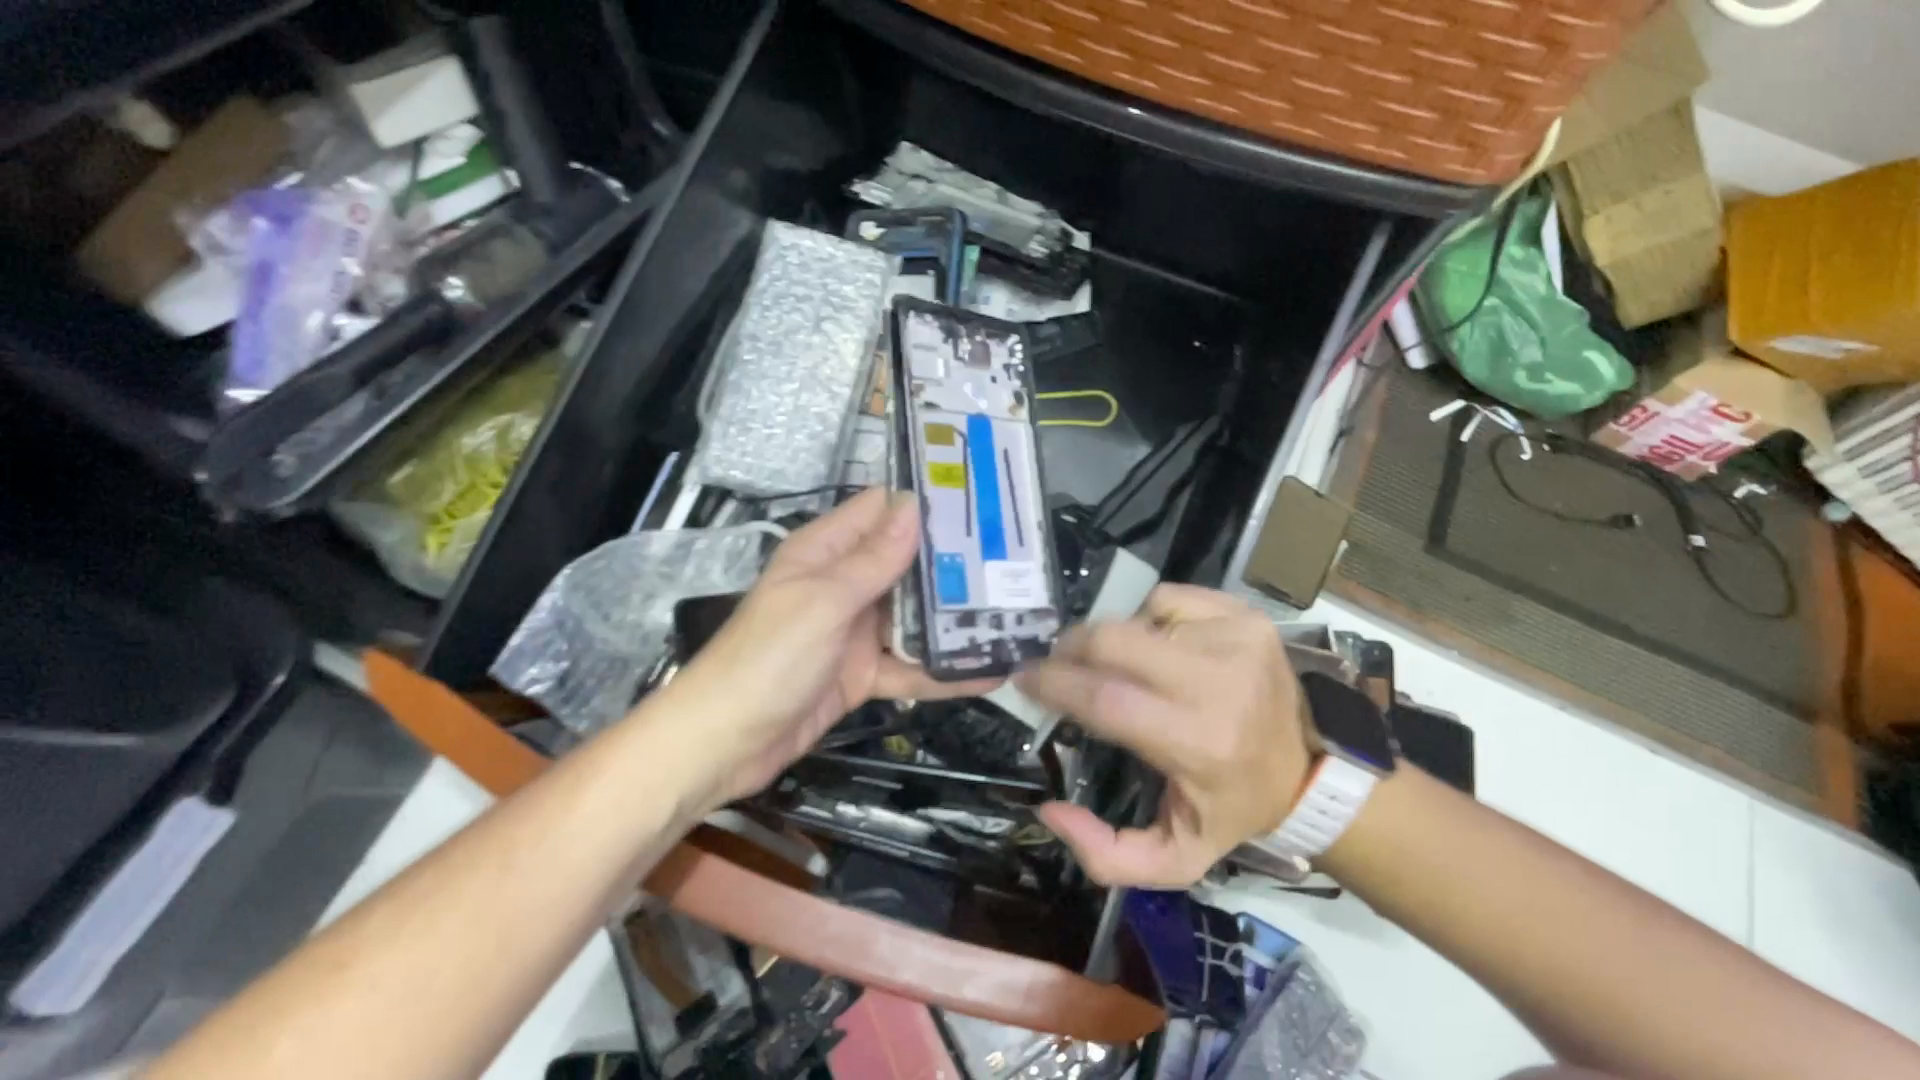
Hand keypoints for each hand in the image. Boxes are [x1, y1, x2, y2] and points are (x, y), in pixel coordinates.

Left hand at [664, 488, 999, 803]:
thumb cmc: (768, 660)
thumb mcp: (823, 602)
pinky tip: (989, 673)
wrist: (725, 743)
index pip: (880, 512)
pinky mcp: (861, 675)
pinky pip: (909, 668)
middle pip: (905, 564)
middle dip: (954, 563)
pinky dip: (943, 672)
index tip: (982, 501)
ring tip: (1016, 614)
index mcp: (824, 553)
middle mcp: (842, 585)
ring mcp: (854, 633)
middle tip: (1017, 562)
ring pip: (913, 618)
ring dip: (955, 619)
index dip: (925, 503)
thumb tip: (914, 505)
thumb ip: (873, 560)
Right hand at [1014, 584, 1310, 886]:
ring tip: (1115, 664)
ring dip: (1112, 638)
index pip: (1106, 700)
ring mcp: (1236, 640)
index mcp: (1198, 743)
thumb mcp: (1176, 858)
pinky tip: (1155, 643)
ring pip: (1137, 616)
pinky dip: (1148, 617)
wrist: (1307, 774)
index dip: (1056, 685)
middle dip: (1070, 648)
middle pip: (1114, 642)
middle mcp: (1219, 683)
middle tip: (1055, 662)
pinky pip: (1169, 599)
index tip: (1026, 680)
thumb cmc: (1232, 809)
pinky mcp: (1247, 617)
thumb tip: (1049, 809)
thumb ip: (1106, 853)